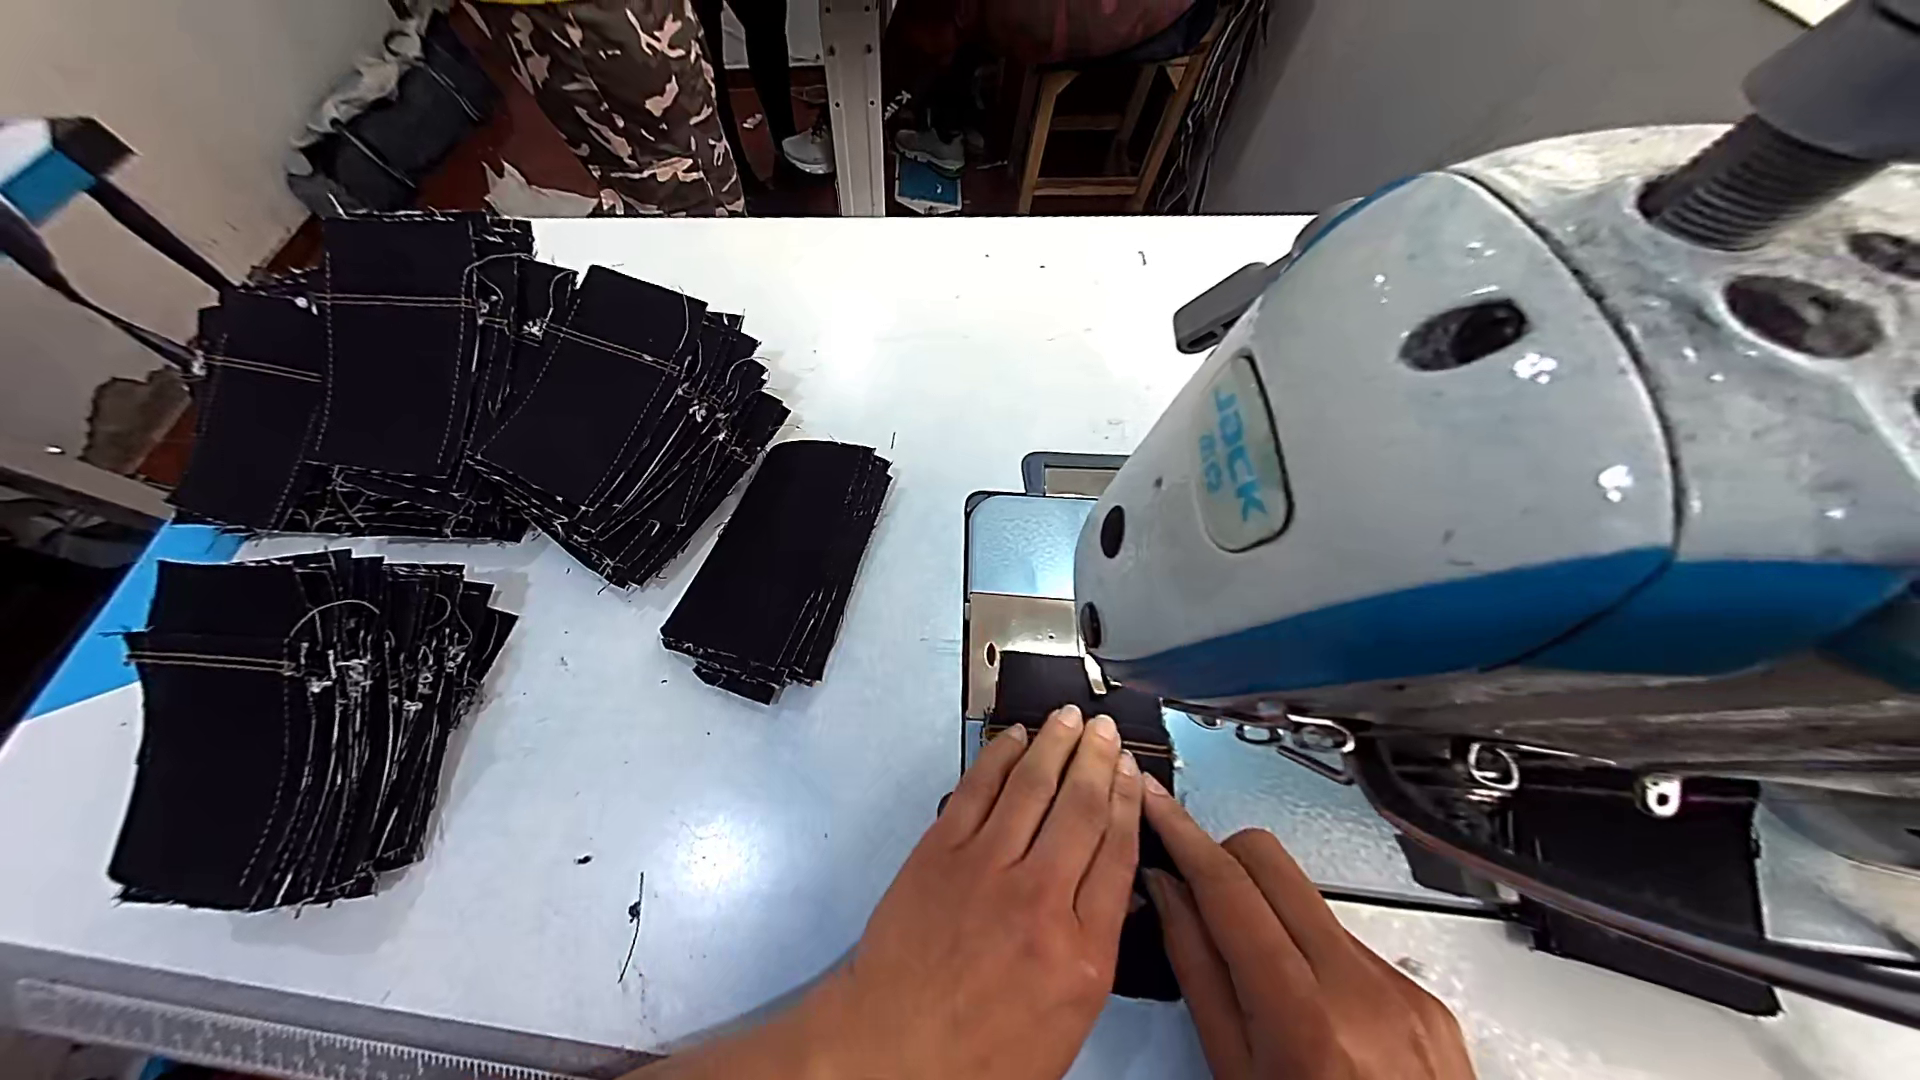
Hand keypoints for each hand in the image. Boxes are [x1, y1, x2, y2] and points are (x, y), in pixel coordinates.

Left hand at [636, 704, 1141, 1079]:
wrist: (894, 1048)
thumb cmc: (986, 1049)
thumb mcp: (1068, 1017)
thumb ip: (1095, 941)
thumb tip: (1112, 875)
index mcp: (1082, 950)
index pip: (1116, 852)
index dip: (1126, 800)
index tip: (1129, 768)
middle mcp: (1039, 898)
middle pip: (1080, 808)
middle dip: (1097, 759)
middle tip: (1104, 727)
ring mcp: (986, 865)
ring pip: (1032, 786)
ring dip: (1054, 744)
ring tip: (1069, 718)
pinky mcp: (941, 848)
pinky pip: (977, 788)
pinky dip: (999, 756)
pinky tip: (1016, 737)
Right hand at [1141, 778, 1476, 1079]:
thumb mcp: (1232, 1072)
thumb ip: (1195, 970)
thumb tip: (1167, 889)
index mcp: (1304, 1019)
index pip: (1227, 888)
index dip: (1183, 834)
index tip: (1158, 802)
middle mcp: (1362, 990)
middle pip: (1270, 859)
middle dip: (1222, 858)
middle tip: (1198, 892)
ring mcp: (1401, 989)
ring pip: (1303, 893)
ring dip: (1265, 906)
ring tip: (1255, 967)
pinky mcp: (1424, 996)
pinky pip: (1343, 934)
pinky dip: (1306, 944)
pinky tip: (1307, 997)